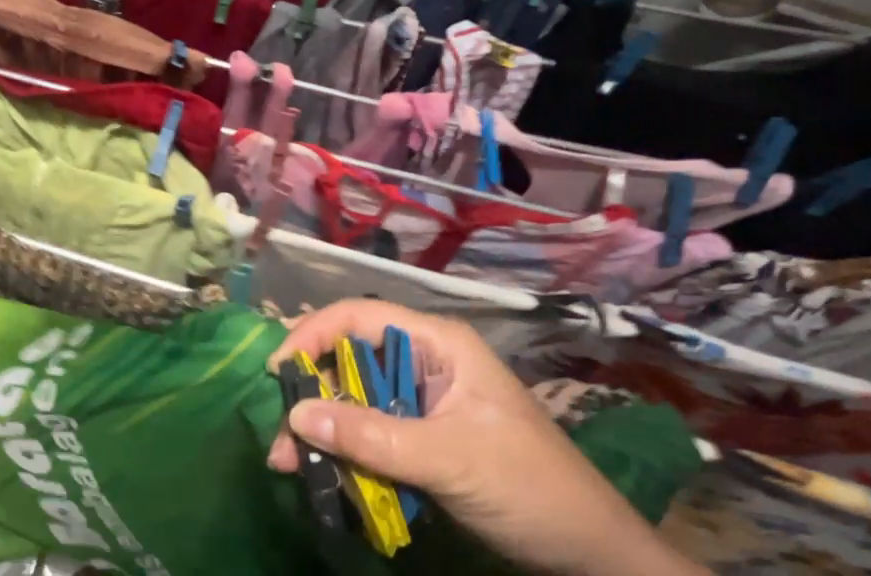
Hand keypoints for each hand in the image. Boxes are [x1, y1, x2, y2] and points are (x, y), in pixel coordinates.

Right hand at [266, 300, 707, 575]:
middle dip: (310, 396)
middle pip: (347, 360)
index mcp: (438, 344)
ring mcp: (422, 401)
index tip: (277, 374)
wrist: (594, 556)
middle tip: (280, 437)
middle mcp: (425, 362)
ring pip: (353, 400)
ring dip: (320, 431)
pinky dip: (343, 452)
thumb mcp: (448, 460)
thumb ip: (371, 437)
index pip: (357, 318)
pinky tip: (323, 475)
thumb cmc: (530, 489)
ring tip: (291, 466)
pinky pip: (368, 432)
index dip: (311, 336)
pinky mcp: (421, 437)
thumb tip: (296, 416)